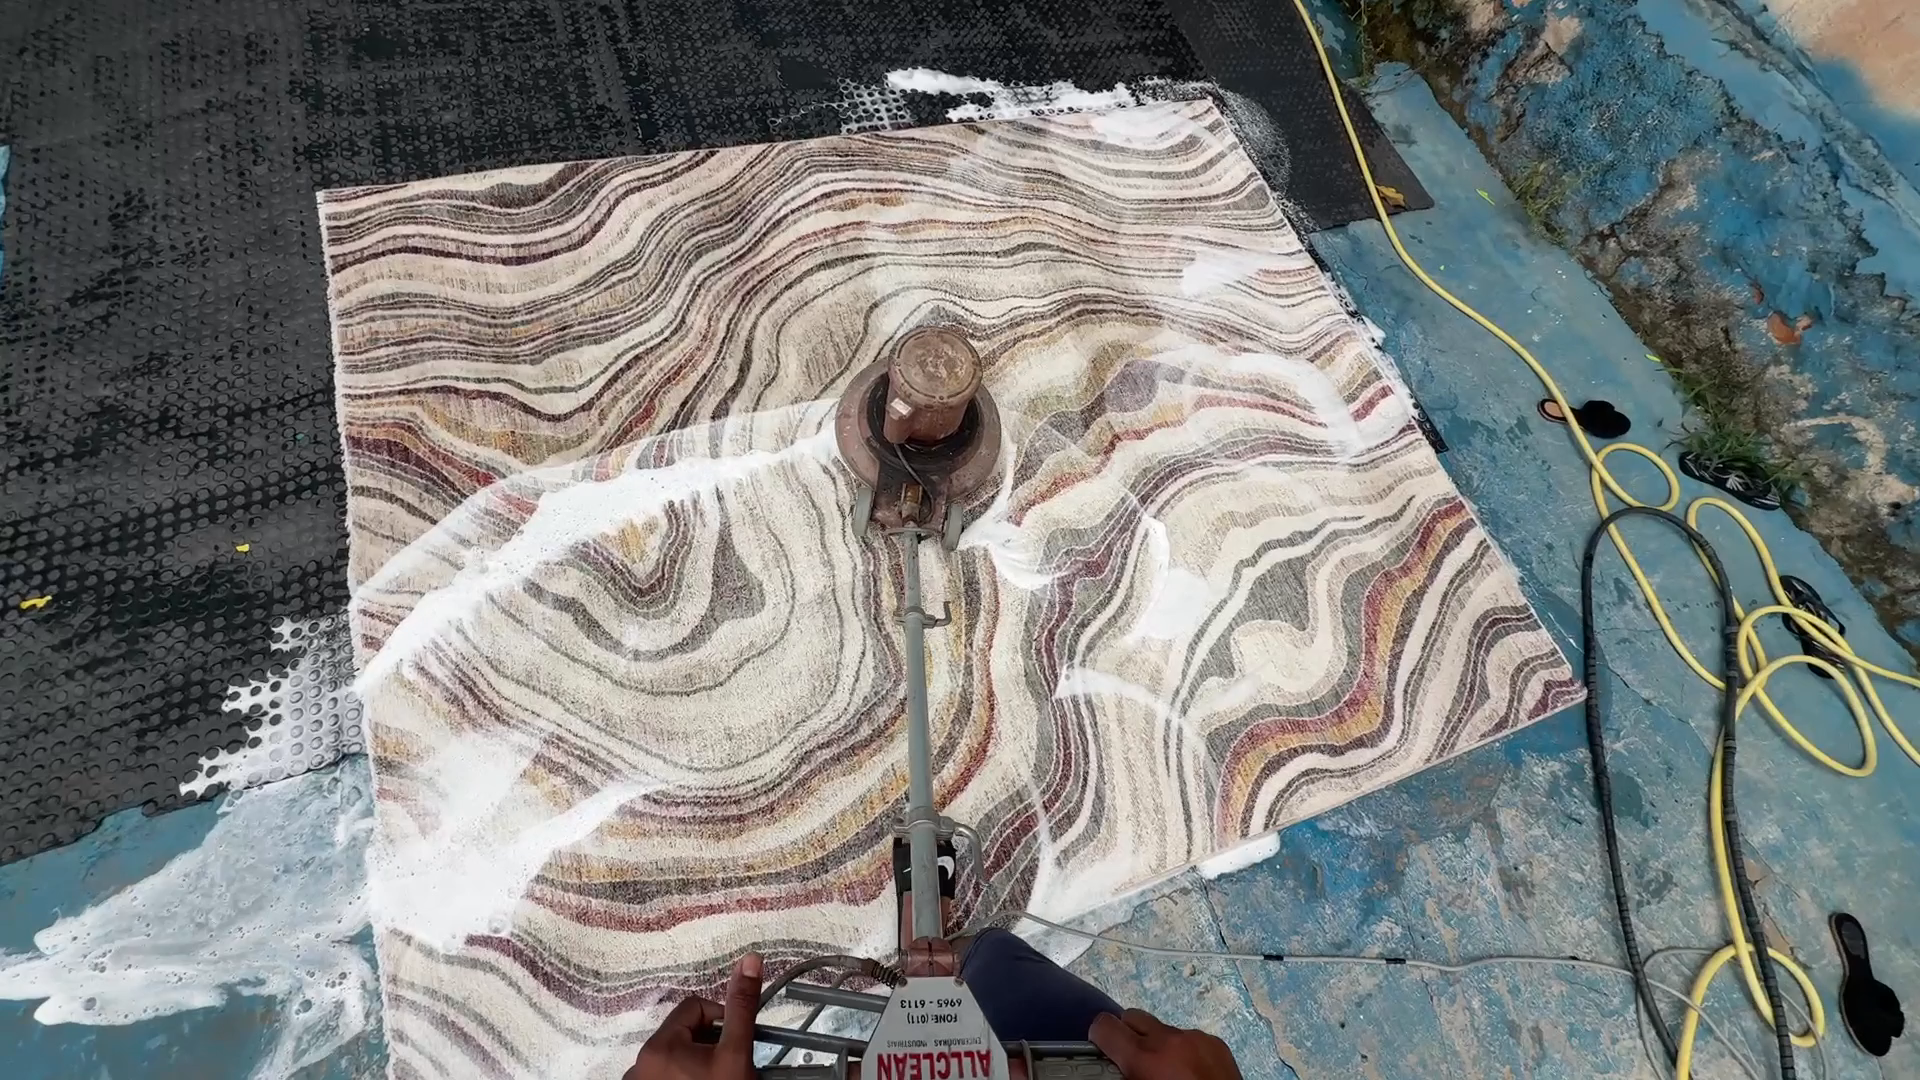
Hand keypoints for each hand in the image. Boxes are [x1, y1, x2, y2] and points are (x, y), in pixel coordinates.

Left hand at [624, 953, 763, 1079]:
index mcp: (658, 1047)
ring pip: (675, 1056)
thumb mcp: (735, 1053)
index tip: (732, 1041)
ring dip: (695, 1063)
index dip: (720, 1019)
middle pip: (683, 1032)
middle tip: (724, 1065)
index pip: (695, 1007)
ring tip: (714, 1079)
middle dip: (707, 1043)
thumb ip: (741, 1007)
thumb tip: (750, 961)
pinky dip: (681, 1078)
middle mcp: (638, 1064)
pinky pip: (663, 1075)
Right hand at [1089, 1009, 1243, 1079]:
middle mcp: (1169, 1039)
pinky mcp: (1216, 1042)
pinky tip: (1193, 1075)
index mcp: (1145, 1059)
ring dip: (1160, 1045)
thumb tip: (1116, 1066)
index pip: (1105, 1026)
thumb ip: (1127, 1076)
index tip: (1099, 1046)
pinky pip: (1190, 1037)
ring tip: (1169, 1074)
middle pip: (1132, 1015)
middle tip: (1131, 1061)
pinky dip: (1185, 1051)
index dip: (1099, 1036)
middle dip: (1128, 1034)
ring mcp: (1195, 1037)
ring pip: (1163, 1028)